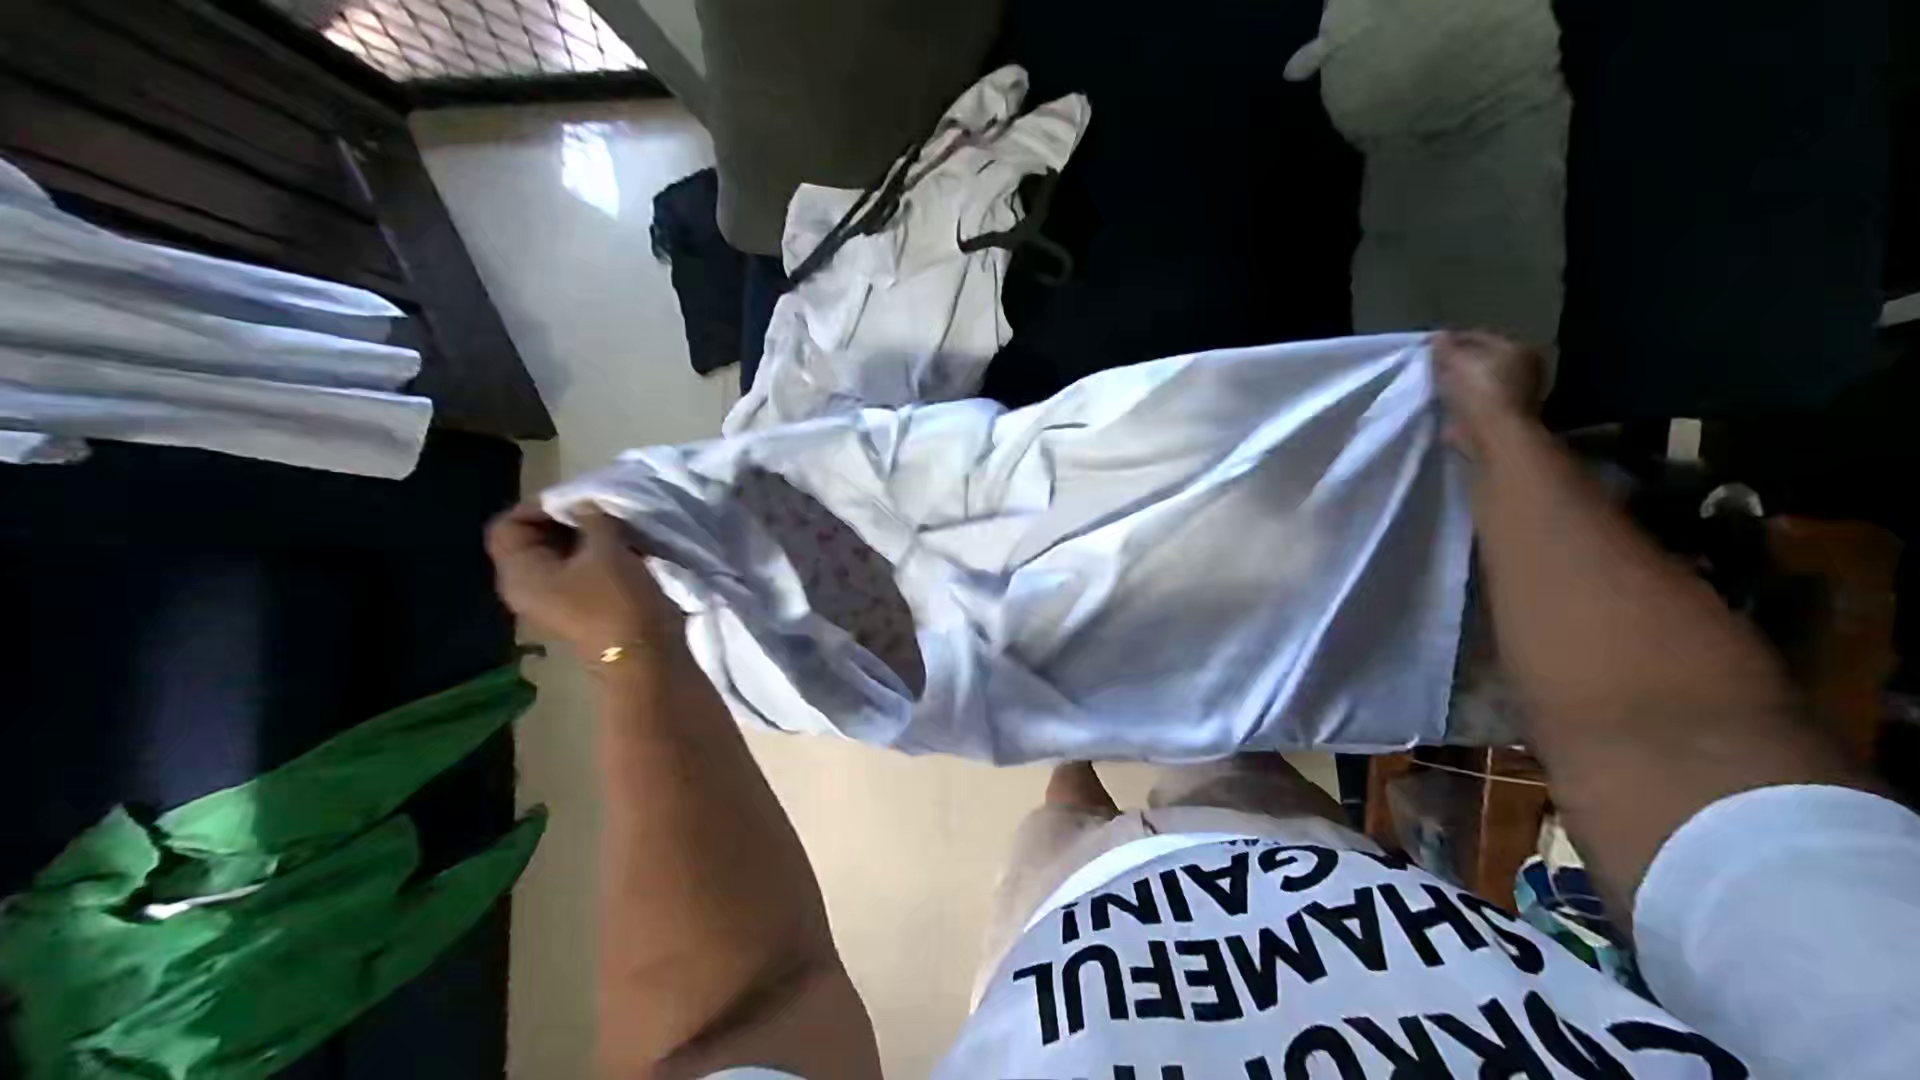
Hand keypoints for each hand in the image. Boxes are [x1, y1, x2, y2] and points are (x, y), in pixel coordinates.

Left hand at [485, 501, 681, 659]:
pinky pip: (584, 569)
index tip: (581, 499)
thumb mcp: (606, 549)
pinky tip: (628, 548)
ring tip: (621, 527)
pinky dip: (602, 554)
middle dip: (569, 518)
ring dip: (590, 536)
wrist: (646, 656)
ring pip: (564, 553)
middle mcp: (529, 584)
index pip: (509, 524)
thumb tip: (587, 504)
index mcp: (520, 572)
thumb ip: (592, 517)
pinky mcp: (584, 604)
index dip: (541, 505)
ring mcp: (558, 597)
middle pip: (536, 537)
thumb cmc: (618, 601)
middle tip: (605, 509)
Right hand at [1432, 330, 1544, 457]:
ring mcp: (1512, 392)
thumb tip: (1438, 336)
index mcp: (1516, 348)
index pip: (1478, 337)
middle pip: (1478, 358)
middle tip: (1427, 366)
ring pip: (1474, 379)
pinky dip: (1457, 399)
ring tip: (1430, 384)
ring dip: (1454, 382)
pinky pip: (1471, 399)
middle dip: (1453, 361)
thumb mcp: (1457, 361)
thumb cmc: (1479, 391)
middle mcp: (1519, 367)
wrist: (1491, 434)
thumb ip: (1446, 347)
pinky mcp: (1498, 414)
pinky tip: (1439, 401)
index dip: (1451, 340)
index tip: (1426, 347)